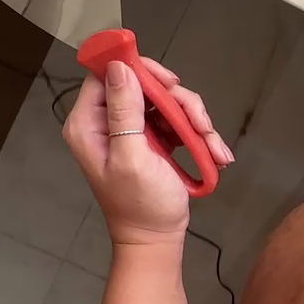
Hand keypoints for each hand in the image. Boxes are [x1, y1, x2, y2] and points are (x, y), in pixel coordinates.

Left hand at [63, 58, 233, 246]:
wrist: (157, 237)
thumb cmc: (141, 204)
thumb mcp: (132, 157)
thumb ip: (124, 112)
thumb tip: (118, 66)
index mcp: (89, 124)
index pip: (107, 75)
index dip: (138, 70)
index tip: (169, 82)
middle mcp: (108, 121)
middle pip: (146, 85)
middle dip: (179, 103)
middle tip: (200, 122)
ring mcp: (134, 129)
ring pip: (168, 102)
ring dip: (195, 121)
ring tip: (212, 148)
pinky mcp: (155, 138)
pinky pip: (179, 120)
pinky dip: (198, 134)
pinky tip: (214, 154)